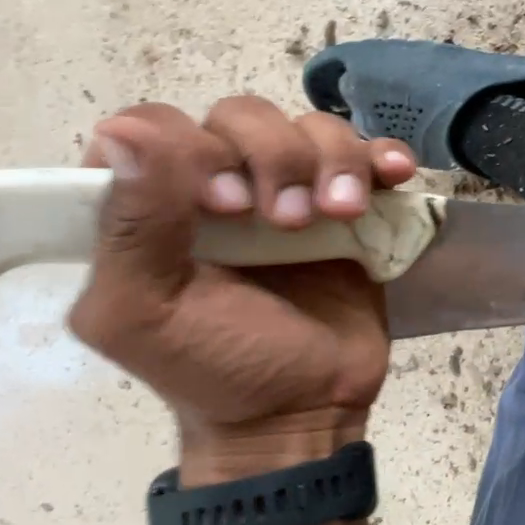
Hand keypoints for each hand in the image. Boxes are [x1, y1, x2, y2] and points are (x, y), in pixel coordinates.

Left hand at [65, 97, 416, 481]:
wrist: (303, 407)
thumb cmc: (213, 367)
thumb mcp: (144, 311)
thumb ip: (131, 226)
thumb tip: (128, 133)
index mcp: (152, 204)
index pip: (161, 125)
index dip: (197, 149)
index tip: (226, 208)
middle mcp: (222, 184)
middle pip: (247, 117)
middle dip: (277, 159)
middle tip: (289, 225)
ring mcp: (296, 192)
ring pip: (316, 128)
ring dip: (336, 162)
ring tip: (342, 216)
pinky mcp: (358, 209)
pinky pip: (374, 156)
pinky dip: (387, 157)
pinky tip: (396, 177)